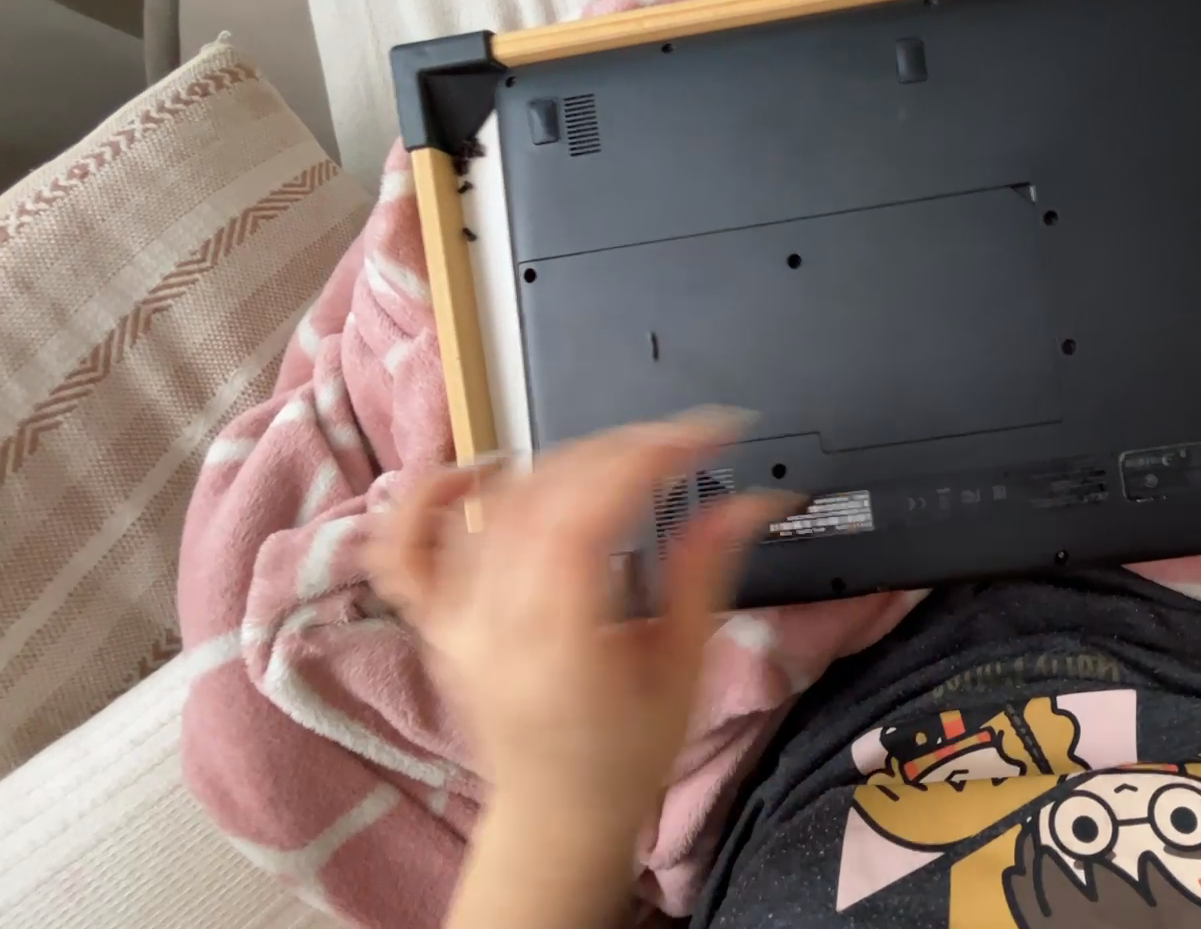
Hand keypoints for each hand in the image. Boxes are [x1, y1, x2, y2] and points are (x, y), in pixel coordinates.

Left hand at [367, 409, 791, 841]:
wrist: (560, 811)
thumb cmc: (630, 752)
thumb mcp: (687, 665)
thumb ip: (706, 572)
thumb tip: (749, 501)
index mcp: (561, 643)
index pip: (593, 511)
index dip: (654, 454)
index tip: (711, 433)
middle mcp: (494, 623)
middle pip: (548, 491)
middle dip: (628, 446)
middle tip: (688, 439)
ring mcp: (456, 619)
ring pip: (497, 502)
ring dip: (570, 457)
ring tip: (628, 453)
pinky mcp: (439, 619)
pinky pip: (408, 544)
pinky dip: (437, 493)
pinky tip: (490, 468)